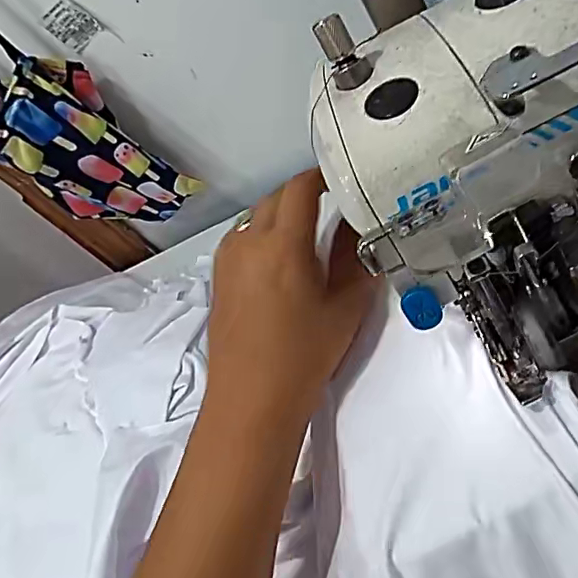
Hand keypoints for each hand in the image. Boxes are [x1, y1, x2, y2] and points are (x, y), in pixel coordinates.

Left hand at [207, 169, 375, 424]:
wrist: (251, 401)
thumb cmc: (304, 356)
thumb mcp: (346, 306)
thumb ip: (356, 258)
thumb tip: (359, 227)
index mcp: (282, 245)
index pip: (299, 188)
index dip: (321, 176)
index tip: (341, 178)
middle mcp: (248, 243)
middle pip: (276, 197)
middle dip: (303, 194)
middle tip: (333, 205)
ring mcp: (228, 259)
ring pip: (256, 216)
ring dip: (282, 213)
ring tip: (309, 231)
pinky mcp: (219, 277)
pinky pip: (242, 237)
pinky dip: (264, 233)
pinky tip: (282, 258)